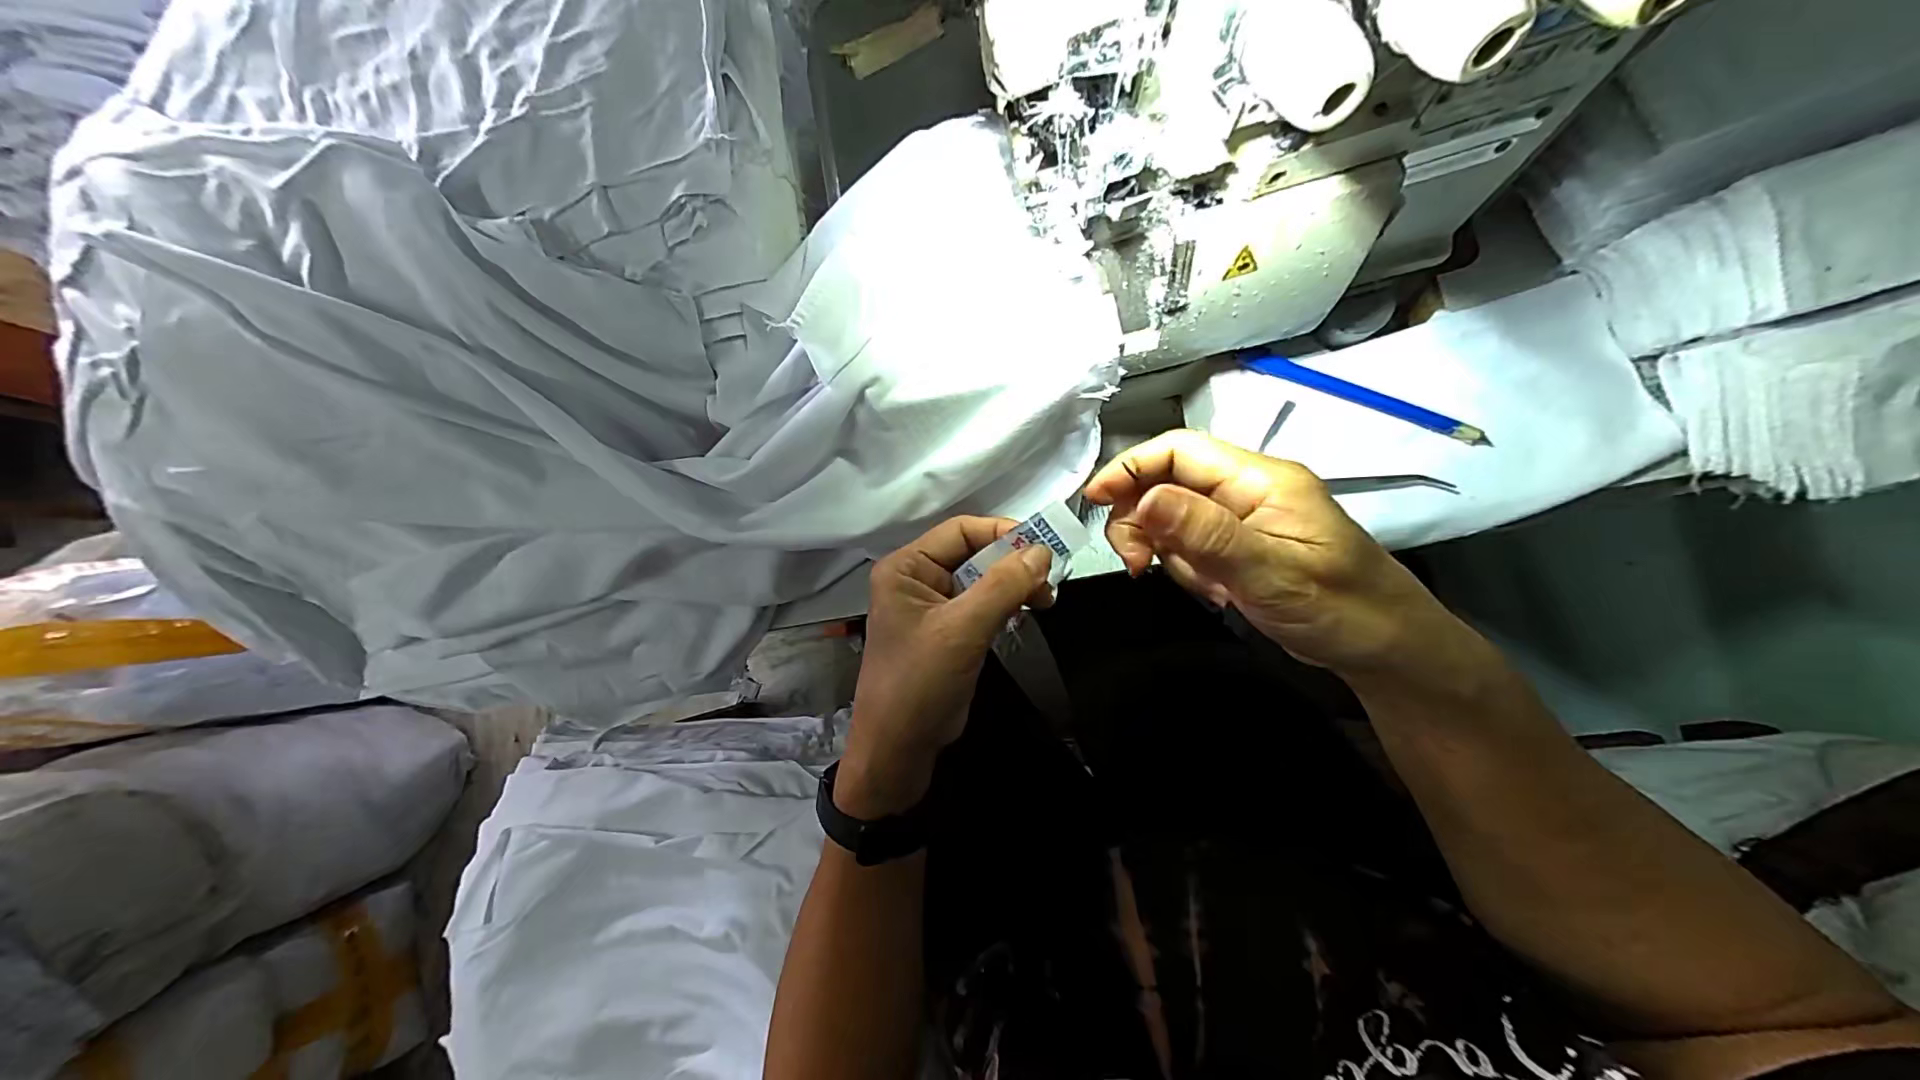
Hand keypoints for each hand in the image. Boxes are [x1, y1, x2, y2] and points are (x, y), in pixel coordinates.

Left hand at [841, 516, 1054, 816]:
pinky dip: (1007, 605)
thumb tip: (1042, 550)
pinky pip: (983, 605)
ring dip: (1015, 585)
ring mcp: (933, 607)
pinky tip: (1028, 613)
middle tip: (1051, 582)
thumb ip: (1003, 585)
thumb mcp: (963, 629)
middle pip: (974, 552)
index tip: (1045, 548)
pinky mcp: (949, 632)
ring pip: (983, 580)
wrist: (897, 749)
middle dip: (1014, 563)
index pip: (961, 531)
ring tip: (1045, 600)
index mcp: (906, 567)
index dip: (1003, 532)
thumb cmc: (920, 682)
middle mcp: (917, 580)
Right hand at [1083, 430, 1478, 681]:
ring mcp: (1241, 519)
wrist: (1384, 648)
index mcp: (1259, 479)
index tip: (1095, 502)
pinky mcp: (1238, 546)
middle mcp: (1246, 490)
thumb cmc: (1340, 607)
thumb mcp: (1271, 571)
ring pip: (1171, 518)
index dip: (1130, 468)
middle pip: (1167, 482)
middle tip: (1139, 563)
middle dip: (1142, 519)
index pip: (1178, 451)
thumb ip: (1206, 533)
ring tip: (1204, 587)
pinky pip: (1189, 546)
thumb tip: (1143, 497)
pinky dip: (1187, 569)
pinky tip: (1216, 592)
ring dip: (1168, 552)